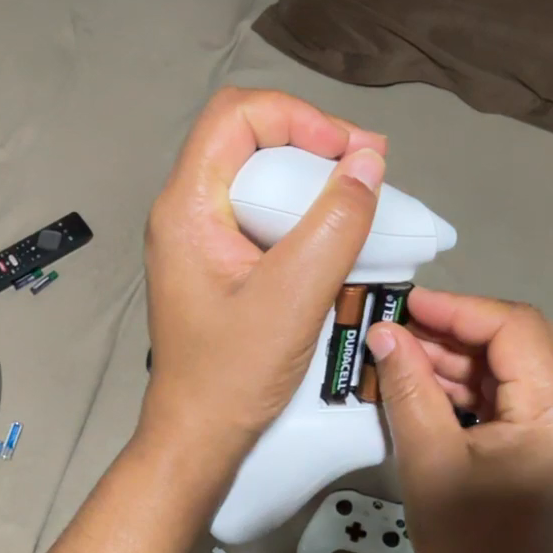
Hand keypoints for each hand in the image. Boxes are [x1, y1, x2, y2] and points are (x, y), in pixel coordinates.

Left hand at [140, 87, 387, 466]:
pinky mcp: (213, 266)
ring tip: (359, 198)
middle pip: (246, 140)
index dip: (298, 117)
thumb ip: (335, 224)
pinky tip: (332, 233)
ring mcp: (196, 241)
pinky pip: (257, 215)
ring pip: (255, 177)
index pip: (236, 116)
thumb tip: (368, 163)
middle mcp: (184, 214)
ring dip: (308, 179)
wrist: (198, 436)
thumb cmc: (234, 375)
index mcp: (187, 208)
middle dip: (311, 143)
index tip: (349, 153)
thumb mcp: (294, 296)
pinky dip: (297, 213)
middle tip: (367, 168)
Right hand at [365, 291, 552, 552]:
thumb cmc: (464, 536)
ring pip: (513, 361)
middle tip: (397, 328)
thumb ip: (407, 385)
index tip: (405, 304)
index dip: (457, 309)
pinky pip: (512, 390)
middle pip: (518, 338)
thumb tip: (383, 331)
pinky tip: (425, 381)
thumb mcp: (427, 456)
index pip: (513, 328)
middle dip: (455, 329)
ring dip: (459, 356)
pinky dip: (470, 382)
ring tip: (402, 354)